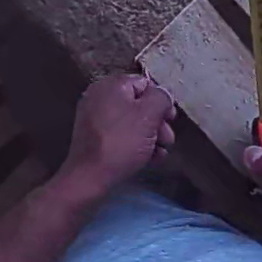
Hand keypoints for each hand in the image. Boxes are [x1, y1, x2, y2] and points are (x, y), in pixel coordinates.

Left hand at [55, 75, 175, 200]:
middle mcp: (99, 98)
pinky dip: (137, 145)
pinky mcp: (95, 140)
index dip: (162, 101)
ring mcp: (95, 120)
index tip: (171, 119)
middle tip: (167, 140)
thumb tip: (162, 96)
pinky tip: (150, 159)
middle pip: (139, 105)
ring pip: (133, 123)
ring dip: (152, 137)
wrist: (89, 177)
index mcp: (109, 85)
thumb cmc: (121, 142)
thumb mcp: (148, 115)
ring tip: (161, 153)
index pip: (145, 85)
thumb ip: (161, 98)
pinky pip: (121, 136)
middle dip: (158, 123)